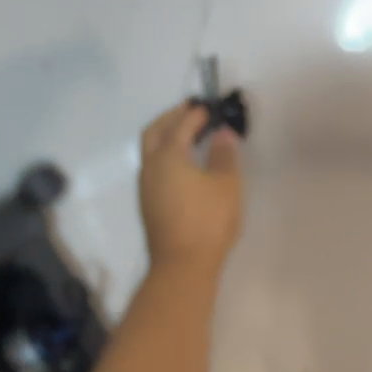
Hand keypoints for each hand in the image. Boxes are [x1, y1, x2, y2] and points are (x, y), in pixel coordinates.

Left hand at [138, 103, 243, 272]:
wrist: (182, 265)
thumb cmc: (207, 221)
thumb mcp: (226, 184)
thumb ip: (224, 154)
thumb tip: (222, 133)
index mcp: (167, 156)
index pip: (180, 125)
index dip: (195, 113)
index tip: (209, 106)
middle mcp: (150, 168)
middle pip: (154, 132)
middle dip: (171, 118)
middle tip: (190, 112)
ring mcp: (146, 188)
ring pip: (150, 151)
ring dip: (166, 137)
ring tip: (188, 135)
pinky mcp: (149, 205)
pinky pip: (154, 168)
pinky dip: (166, 156)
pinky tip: (183, 164)